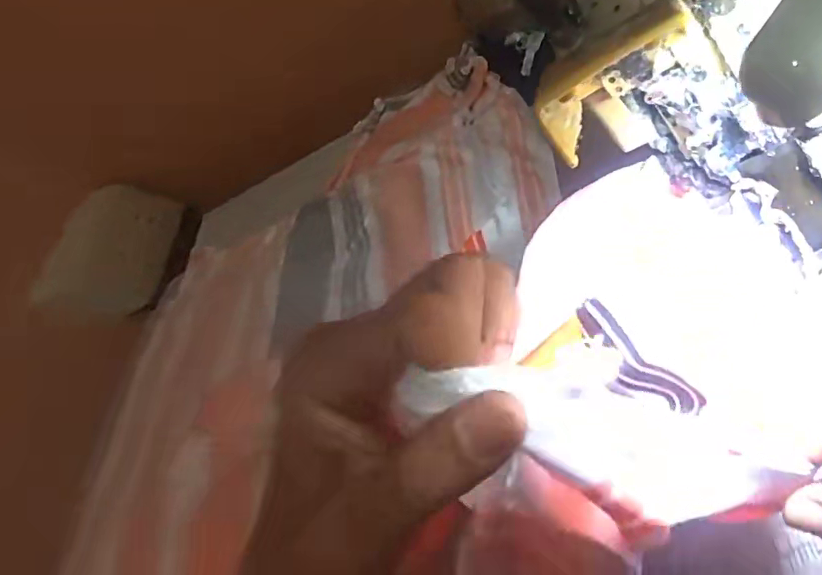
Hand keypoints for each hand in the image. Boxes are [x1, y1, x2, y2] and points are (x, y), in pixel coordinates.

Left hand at [246, 255, 527, 574]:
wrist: (306, 566)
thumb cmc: (323, 554)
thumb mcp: (366, 531)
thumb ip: (434, 469)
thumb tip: (515, 408)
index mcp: (335, 360)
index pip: (425, 310)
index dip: (469, 349)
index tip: (486, 408)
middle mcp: (360, 328)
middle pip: (454, 277)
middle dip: (490, 328)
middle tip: (489, 393)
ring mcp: (388, 330)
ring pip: (472, 284)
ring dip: (497, 331)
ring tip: (483, 393)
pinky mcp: (414, 340)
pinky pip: (475, 308)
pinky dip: (495, 337)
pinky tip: (480, 386)